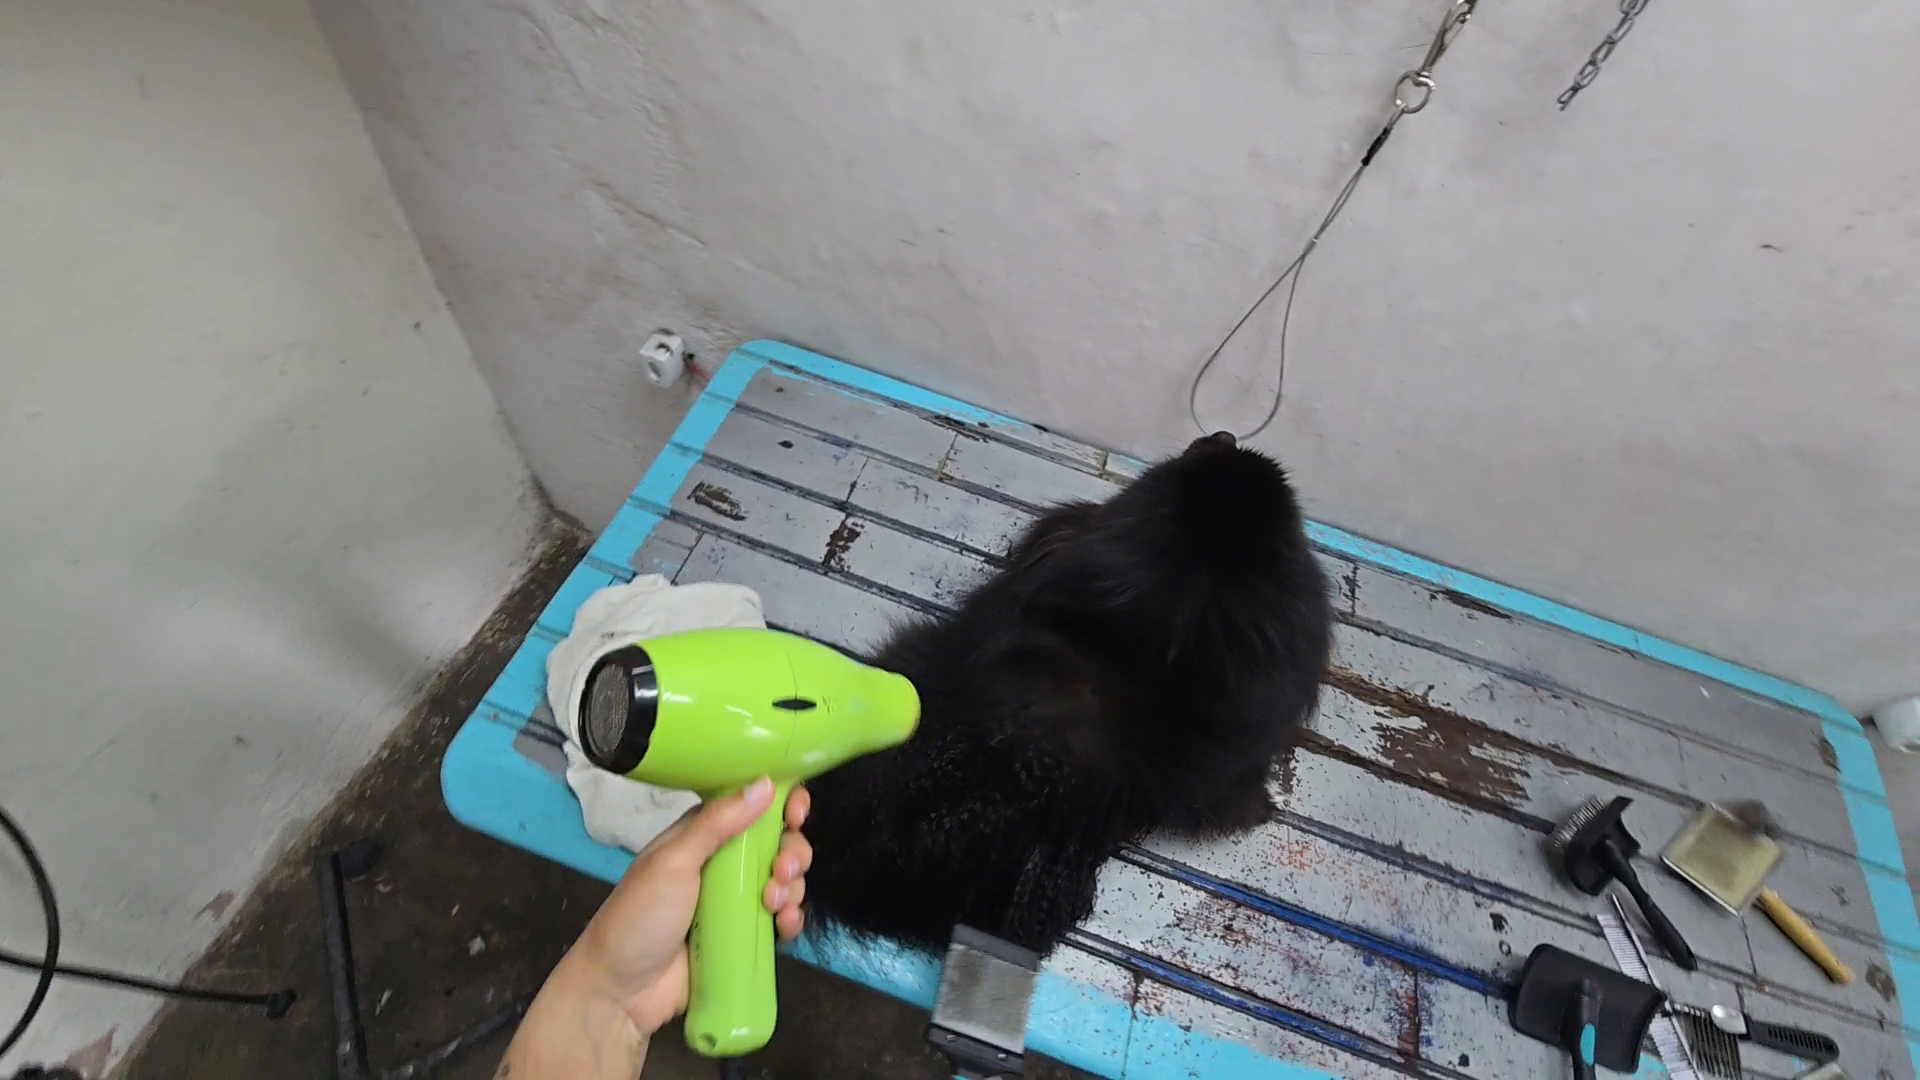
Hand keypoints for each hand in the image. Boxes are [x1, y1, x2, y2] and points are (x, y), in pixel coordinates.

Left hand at [568, 777, 811, 1035]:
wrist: (619, 995)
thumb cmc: (640, 916)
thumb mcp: (673, 861)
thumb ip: (718, 823)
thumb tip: (765, 783)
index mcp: (706, 833)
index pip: (754, 804)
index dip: (782, 803)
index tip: (796, 814)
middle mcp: (727, 859)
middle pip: (780, 841)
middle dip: (792, 852)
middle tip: (781, 871)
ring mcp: (738, 898)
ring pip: (786, 878)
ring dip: (792, 886)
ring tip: (774, 903)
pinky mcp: (746, 933)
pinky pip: (782, 916)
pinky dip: (791, 917)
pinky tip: (784, 924)